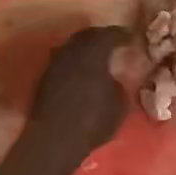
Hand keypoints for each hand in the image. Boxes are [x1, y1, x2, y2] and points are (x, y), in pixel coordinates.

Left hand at [21, 26, 131, 172]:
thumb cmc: (92, 121)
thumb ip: (119, 85)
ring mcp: (55, 63)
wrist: (54, 140)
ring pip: (72, 46)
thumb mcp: (119, 105)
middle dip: (102, 36)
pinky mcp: (44, 77)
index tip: (131, 38)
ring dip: (86, 47)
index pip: (110, 34)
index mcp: (93, 52)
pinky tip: (81, 72)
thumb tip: (114, 78)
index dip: (122, 35)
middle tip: (114, 43)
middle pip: (87, 34)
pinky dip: (75, 61)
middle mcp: (71, 50)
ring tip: (97, 57)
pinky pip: (63, 60)